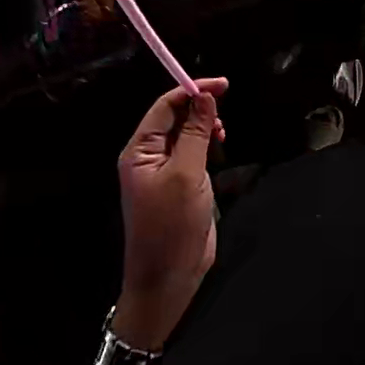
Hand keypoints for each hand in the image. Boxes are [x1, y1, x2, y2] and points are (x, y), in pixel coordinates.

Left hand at [115, 78, 226, 348]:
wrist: (169, 280)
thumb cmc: (172, 226)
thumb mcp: (187, 174)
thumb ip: (195, 132)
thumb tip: (205, 96)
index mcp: (140, 150)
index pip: (165, 106)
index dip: (191, 90)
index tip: (222, 84)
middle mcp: (148, 156)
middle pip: (174, 117)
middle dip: (199, 108)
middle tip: (224, 113)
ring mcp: (164, 171)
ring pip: (185, 133)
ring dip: (204, 126)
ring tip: (222, 134)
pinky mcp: (179, 184)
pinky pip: (192, 152)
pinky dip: (206, 144)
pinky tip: (219, 148)